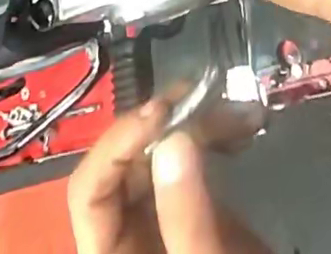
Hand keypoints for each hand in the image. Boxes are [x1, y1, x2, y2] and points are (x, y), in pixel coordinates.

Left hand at [67, 98, 269, 253]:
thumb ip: (188, 218)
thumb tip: (176, 139)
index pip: (88, 189)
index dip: (116, 144)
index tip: (162, 114)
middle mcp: (126, 230)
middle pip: (128, 159)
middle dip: (171, 124)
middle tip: (212, 100)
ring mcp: (160, 215)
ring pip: (162, 150)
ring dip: (201, 122)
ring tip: (242, 112)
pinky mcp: (194, 205)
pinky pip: (193, 157)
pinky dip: (216, 135)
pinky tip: (242, 126)